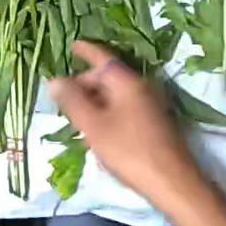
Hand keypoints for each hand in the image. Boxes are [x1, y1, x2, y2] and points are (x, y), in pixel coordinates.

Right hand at [48, 40, 209, 205]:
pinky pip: (124, 107)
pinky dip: (106, 112)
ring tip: (75, 117)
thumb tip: (54, 80)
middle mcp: (141, 87)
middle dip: (84, 83)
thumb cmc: (129, 150)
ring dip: (94, 101)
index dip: (86, 50)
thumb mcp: (93, 125)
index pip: (103, 58)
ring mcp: (150, 104)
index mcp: (127, 82)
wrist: (171, 182)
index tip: (72, 44)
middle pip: (108, 77)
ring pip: (115, 94)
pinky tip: (95, 131)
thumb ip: (72, 100)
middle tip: (63, 97)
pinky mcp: (153, 121)